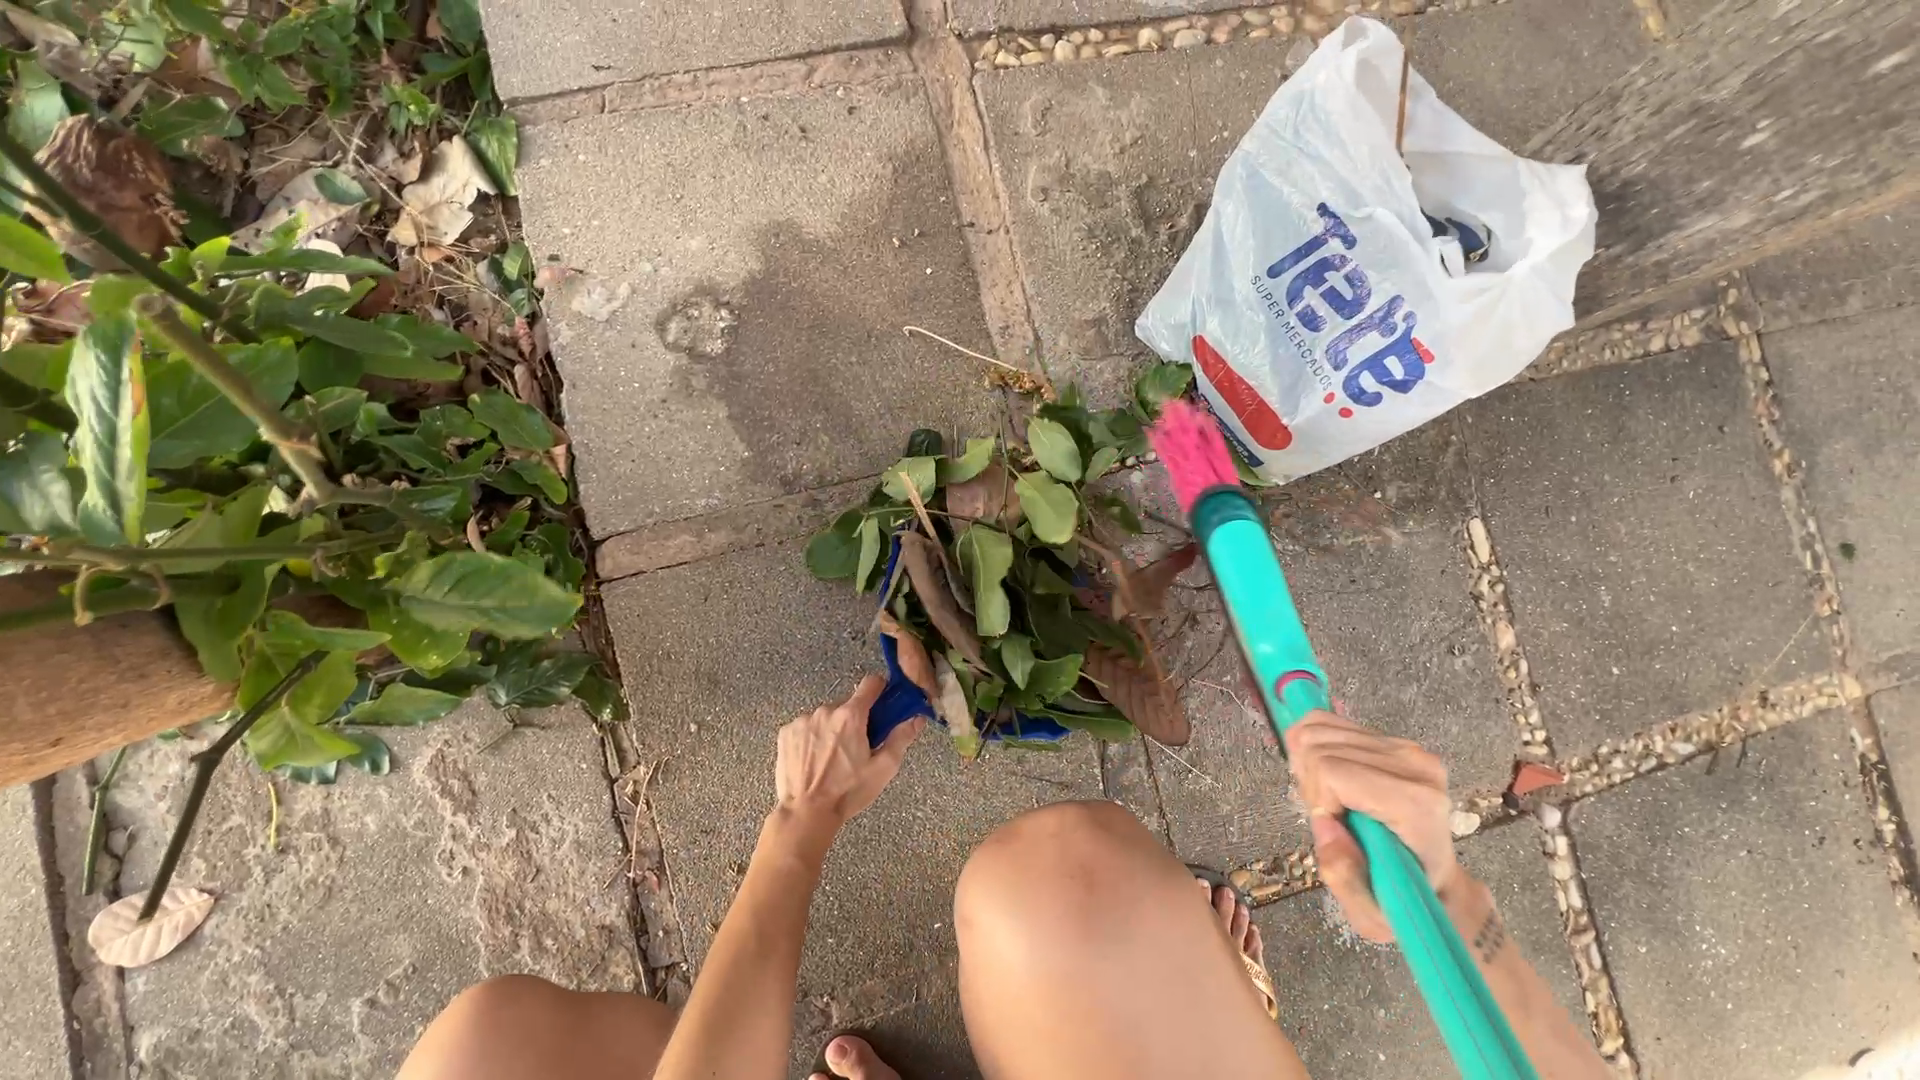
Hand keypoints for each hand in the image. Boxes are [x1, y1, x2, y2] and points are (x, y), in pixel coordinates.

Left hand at [774, 675, 923, 830]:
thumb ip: (901, 738)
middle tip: (858, 746)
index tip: (883, 702)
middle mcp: (826, 711)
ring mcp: (803, 721)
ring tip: (833, 758)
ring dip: (832, 729)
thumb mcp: (883, 768)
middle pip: (847, 705)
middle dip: (855, 720)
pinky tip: (815, 760)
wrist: (806, 812)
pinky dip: (812, 737)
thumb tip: (916, 719)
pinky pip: (806, 726)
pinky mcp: (786, 733)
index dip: (880, 690)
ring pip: (826, 716)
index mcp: (851, 716)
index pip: (870, 684)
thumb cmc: (846, 792)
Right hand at [1283, 709, 1462, 941]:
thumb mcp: (1370, 914)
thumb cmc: (1403, 901)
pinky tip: (1328, 778)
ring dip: (1309, 766)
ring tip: (1330, 799)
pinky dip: (1313, 747)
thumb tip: (1325, 823)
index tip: (1333, 830)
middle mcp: (1416, 765)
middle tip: (1329, 817)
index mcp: (1415, 806)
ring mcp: (1407, 748)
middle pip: (1319, 745)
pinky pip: (1327, 723)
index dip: (1317, 800)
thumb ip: (1344, 876)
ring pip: (1318, 729)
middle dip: (1310, 782)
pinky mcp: (1394, 740)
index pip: (1332, 770)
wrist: (1437, 883)